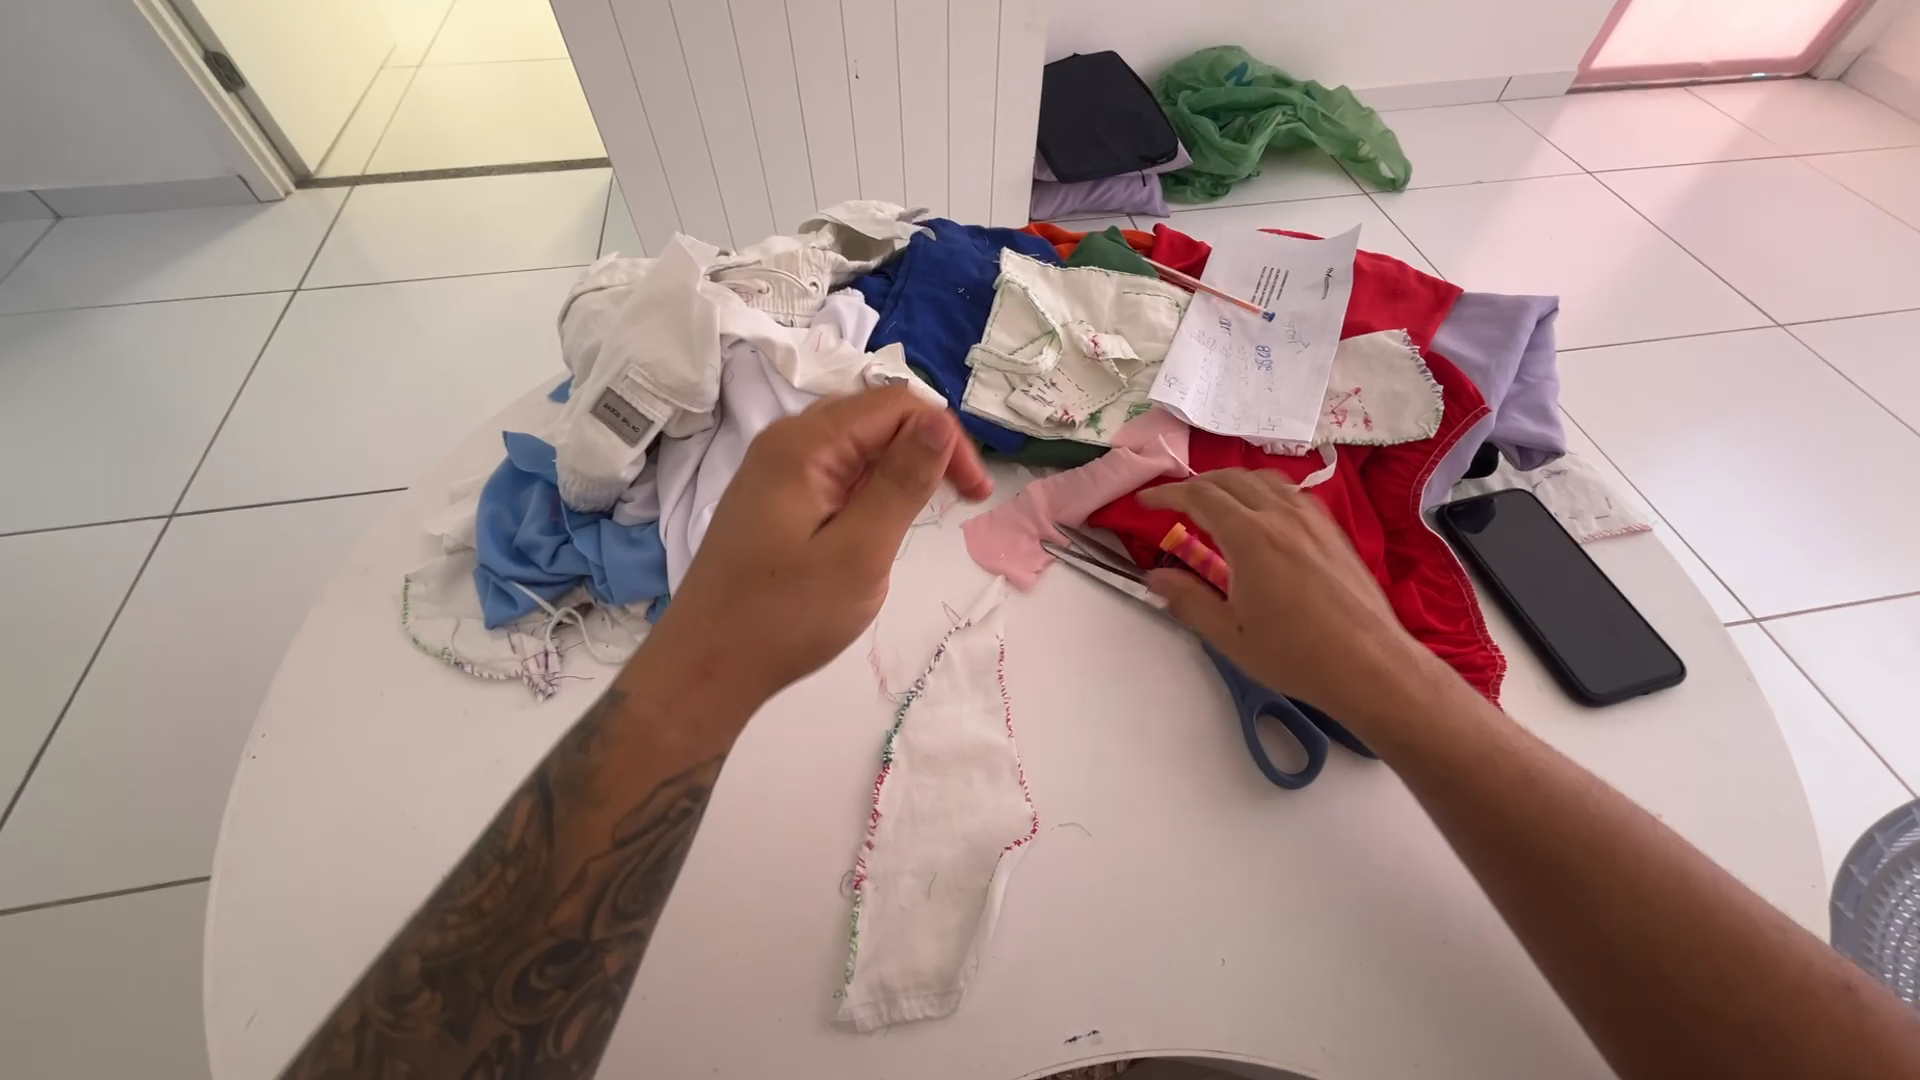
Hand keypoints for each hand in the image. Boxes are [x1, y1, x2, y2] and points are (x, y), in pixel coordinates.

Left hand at [638, 386, 993, 711]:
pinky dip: (870, 487)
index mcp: (805, 444)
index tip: (974, 493)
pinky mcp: (775, 498)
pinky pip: (835, 472)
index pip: (896, 405)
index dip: (946, 437)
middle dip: (927, 449)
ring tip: (926, 513)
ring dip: (901, 468)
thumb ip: (901, 482)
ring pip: (857, 444)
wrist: (708, 666)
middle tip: (961, 502)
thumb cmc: (785, 616)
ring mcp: (776, 470)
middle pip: (876, 417)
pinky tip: (881, 521)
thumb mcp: (859, 552)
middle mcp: (787, 442)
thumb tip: (939, 421)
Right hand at [1140, 469, 1440, 726]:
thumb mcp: (1228, 633)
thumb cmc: (1294, 654)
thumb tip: (1155, 576)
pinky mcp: (1333, 531)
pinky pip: (1291, 494)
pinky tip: (1262, 514)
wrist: (1369, 665)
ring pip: (1264, 480)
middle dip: (1196, 484)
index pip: (1199, 497)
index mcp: (1249, 537)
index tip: (1146, 501)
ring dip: (1232, 482)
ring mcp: (1312, 520)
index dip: (1167, 495)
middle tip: (1175, 501)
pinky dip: (1264, 491)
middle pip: (1230, 479)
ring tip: (1216, 500)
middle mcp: (1280, 517)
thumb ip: (1188, 598)